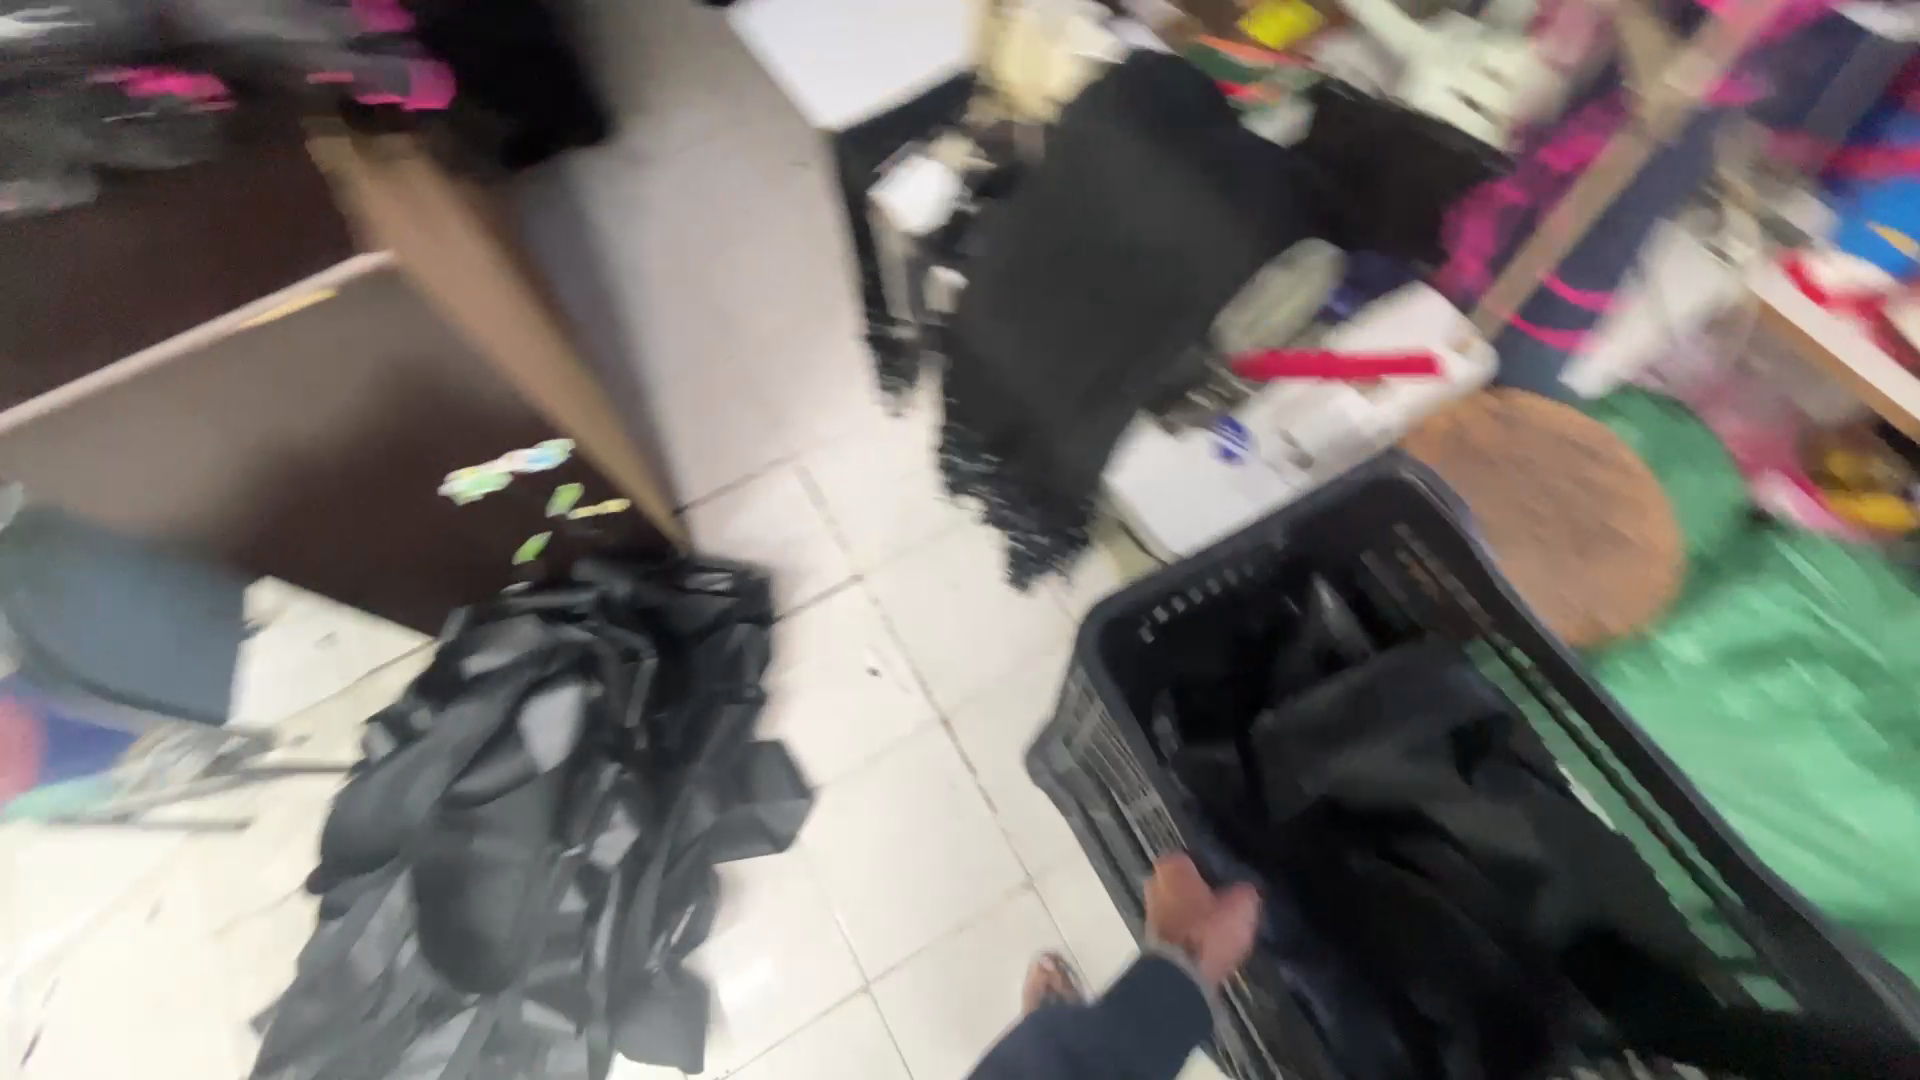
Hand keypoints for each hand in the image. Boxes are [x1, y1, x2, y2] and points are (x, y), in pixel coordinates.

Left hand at [1145, 853, 1261, 988]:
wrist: (1180, 973)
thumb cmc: (1208, 930)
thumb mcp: (1241, 907)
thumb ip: (1245, 891)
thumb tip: (1245, 889)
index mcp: (1172, 864)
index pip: (1196, 859)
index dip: (1216, 871)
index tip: (1232, 885)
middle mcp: (1155, 880)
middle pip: (1185, 883)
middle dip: (1203, 894)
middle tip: (1227, 907)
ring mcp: (1150, 908)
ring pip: (1179, 906)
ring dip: (1196, 916)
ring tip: (1221, 930)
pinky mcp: (1151, 935)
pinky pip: (1177, 928)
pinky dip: (1189, 934)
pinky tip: (1207, 945)